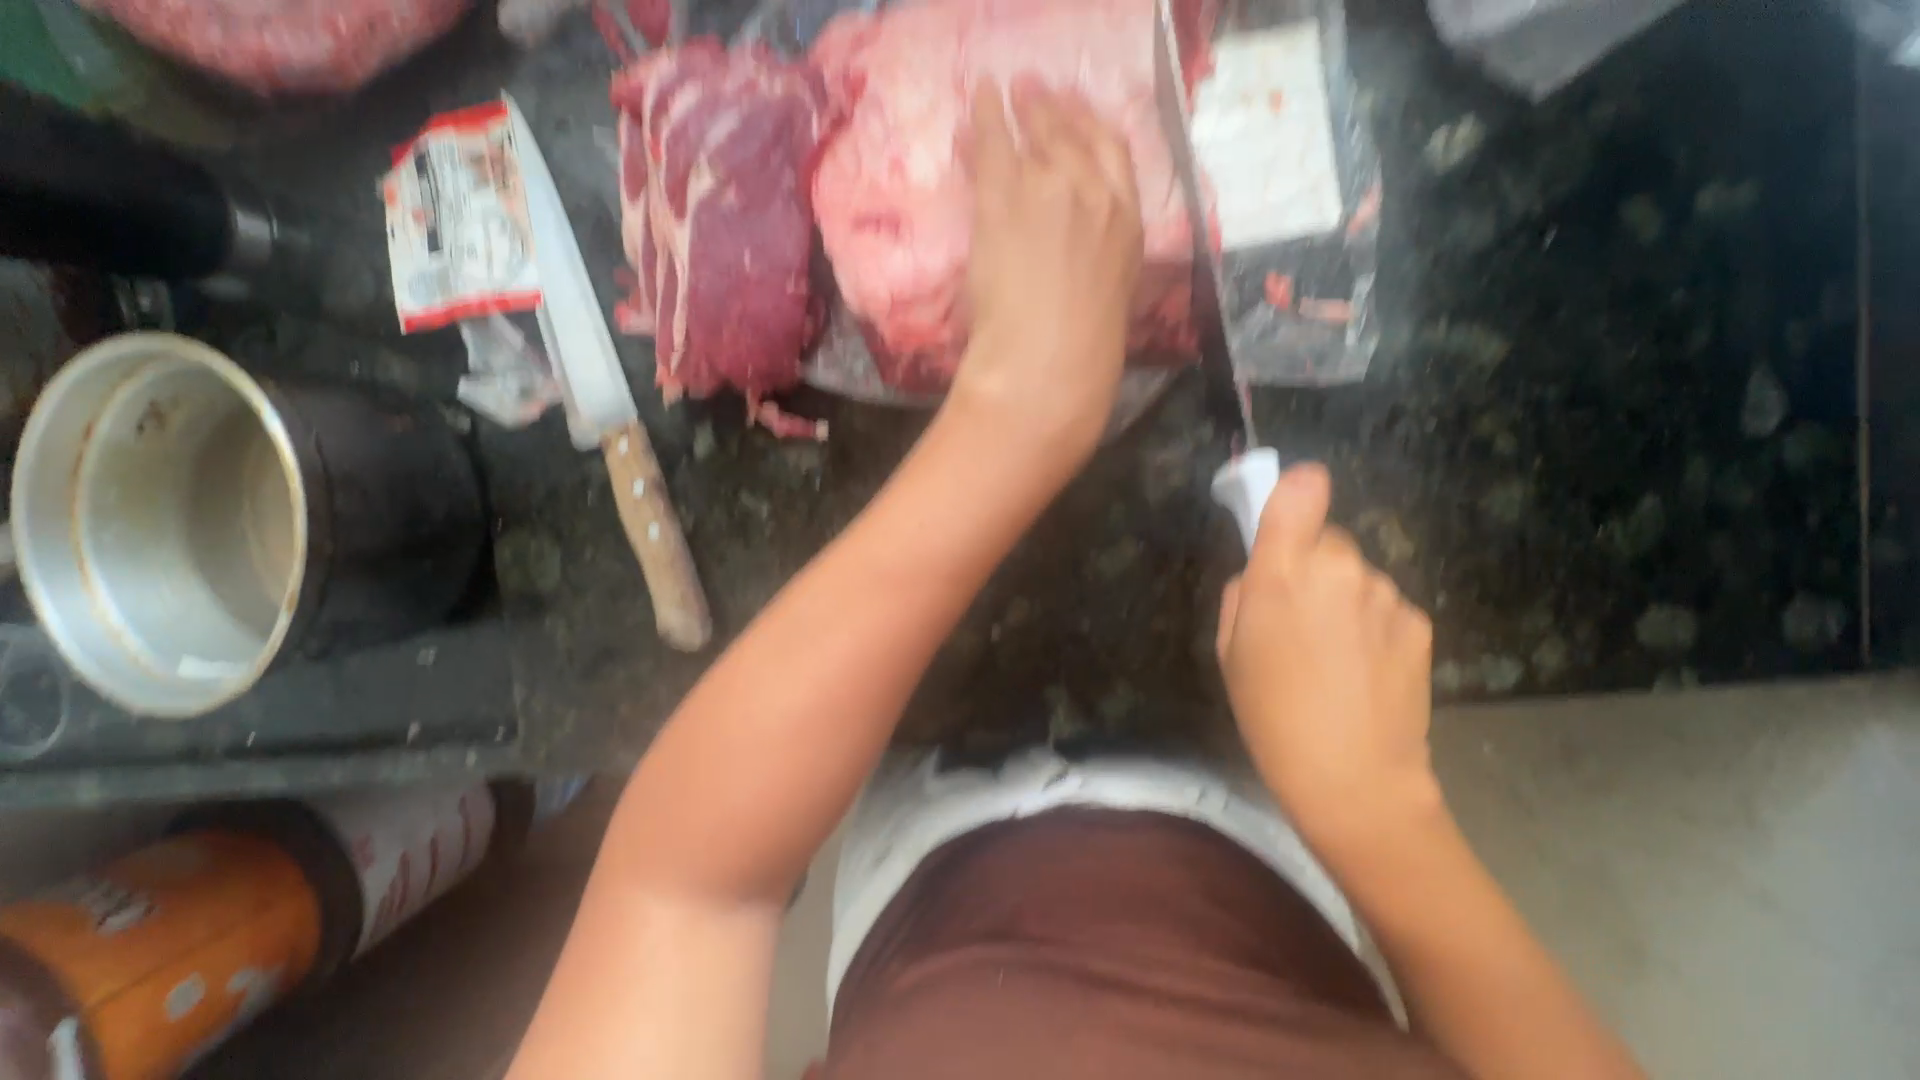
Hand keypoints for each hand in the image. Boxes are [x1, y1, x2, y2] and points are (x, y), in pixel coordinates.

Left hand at [948, 77, 1143, 465]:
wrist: (1049, 367)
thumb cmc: (1080, 354)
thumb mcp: (1106, 297)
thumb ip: (1096, 258)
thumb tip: (1075, 249)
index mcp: (1129, 224)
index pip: (1115, 152)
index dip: (1092, 125)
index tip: (1076, 111)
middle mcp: (1097, 195)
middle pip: (1074, 133)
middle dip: (1052, 107)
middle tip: (1032, 91)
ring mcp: (1050, 191)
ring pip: (1033, 132)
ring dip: (1017, 107)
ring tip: (1001, 91)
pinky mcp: (1004, 201)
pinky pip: (991, 146)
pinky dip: (982, 120)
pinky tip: (975, 104)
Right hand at [1216, 464, 1442, 849]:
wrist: (1353, 779)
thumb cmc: (1271, 718)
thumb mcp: (1229, 654)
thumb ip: (1244, 596)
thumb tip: (1264, 574)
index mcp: (1282, 572)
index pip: (1302, 488)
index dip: (1294, 493)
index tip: (1286, 520)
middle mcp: (1339, 568)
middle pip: (1327, 539)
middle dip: (1313, 566)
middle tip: (1301, 620)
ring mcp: (1385, 594)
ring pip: (1357, 576)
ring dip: (1344, 601)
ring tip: (1336, 659)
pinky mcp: (1419, 621)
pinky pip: (1385, 607)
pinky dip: (1374, 628)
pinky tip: (1366, 672)